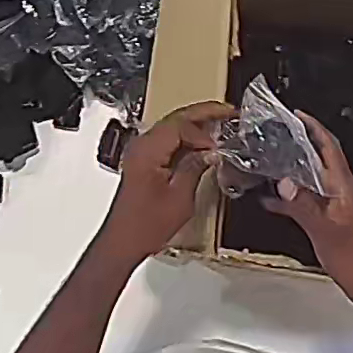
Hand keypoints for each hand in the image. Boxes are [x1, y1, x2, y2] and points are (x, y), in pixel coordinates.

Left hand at [94, 101, 234, 266]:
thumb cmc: (145, 225)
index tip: (219, 147)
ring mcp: (142, 151)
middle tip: (228, 111)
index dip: (203, 133)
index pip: (179, 126)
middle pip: (175, 118)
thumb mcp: (179, 198)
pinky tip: (203, 142)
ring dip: (196, 123)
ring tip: (220, 122)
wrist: (124, 240)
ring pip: (172, 126)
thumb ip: (195, 168)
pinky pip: (168, 139)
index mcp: (148, 150)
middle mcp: (142, 145)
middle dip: (203, 113)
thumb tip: (210, 151)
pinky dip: (187, 136)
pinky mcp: (145, 160)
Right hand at [263, 111, 352, 327]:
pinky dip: (285, 197)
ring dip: (288, 167)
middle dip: (297, 142)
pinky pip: (301, 201)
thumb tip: (283, 180)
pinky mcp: (324, 222)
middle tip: (272, 131)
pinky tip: (267, 199)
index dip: (314, 127)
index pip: (328, 147)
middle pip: (315, 158)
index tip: (295, 113)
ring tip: (264, 158)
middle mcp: (336, 191)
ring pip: (306, 178)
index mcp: (341, 186)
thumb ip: (304, 205)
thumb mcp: (328, 231)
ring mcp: (330, 206)